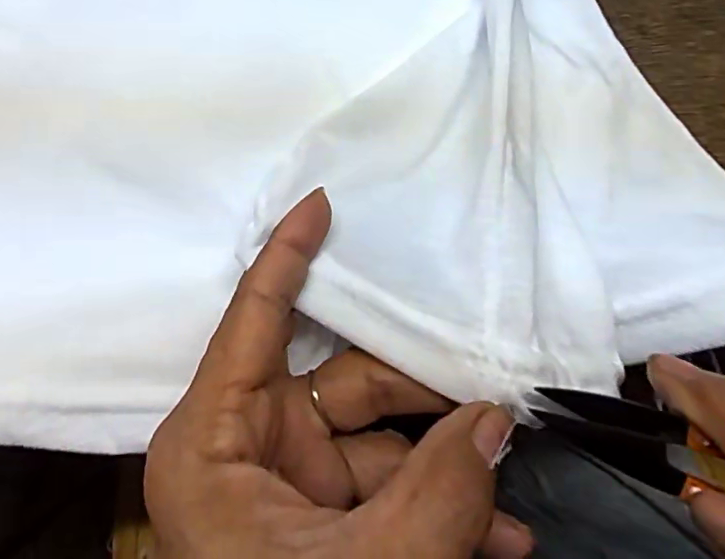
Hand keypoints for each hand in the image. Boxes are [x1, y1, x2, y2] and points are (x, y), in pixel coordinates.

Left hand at [145, 189, 534, 557]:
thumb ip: (437, 493)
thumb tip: (496, 419)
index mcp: (214, 440)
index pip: (255, 315)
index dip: (288, 253)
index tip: (321, 200)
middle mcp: (245, 445)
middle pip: (343, 379)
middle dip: (419, 383)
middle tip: (485, 375)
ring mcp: (285, 481)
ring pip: (377, 435)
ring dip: (446, 452)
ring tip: (510, 465)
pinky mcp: (318, 516)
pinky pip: (387, 485)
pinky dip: (438, 498)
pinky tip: (498, 532)